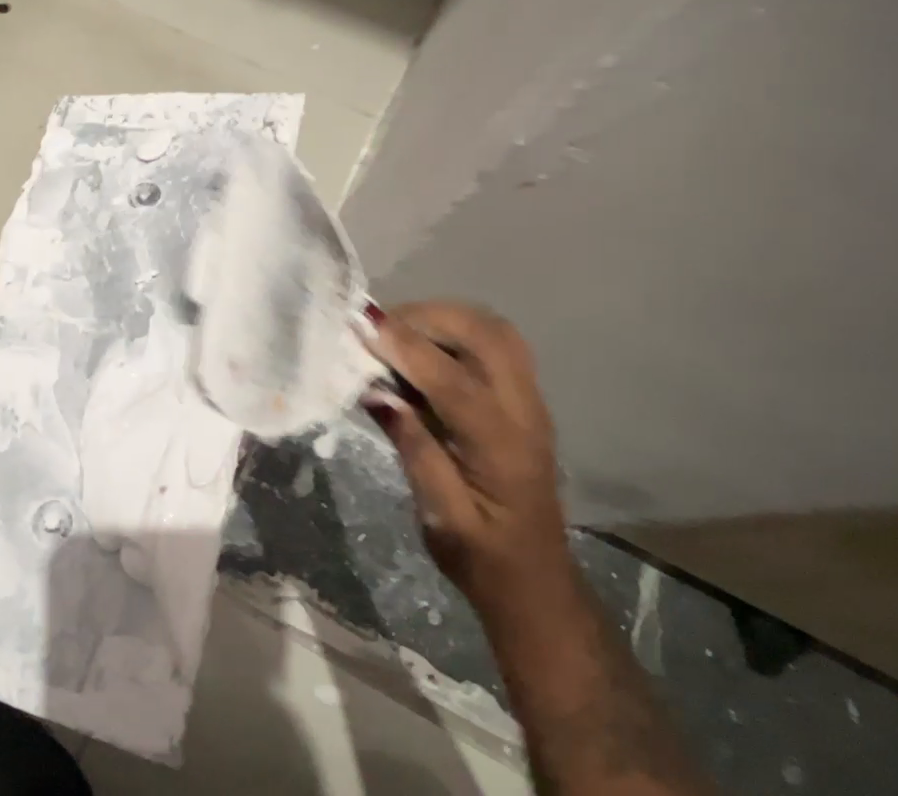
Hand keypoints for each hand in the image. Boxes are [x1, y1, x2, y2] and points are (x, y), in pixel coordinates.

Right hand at [360, 301, 570, 617]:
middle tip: (377, 325)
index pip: (454, 381)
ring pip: (497, 333)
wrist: (534, 580)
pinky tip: (420, 349)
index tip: (363, 324)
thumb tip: (377, 393)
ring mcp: (530, 404)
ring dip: (445, 319)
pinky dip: (455, 333)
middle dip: (430, 317)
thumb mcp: (440, 517)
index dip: (407, 347)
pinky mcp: (523, 403)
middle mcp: (525, 414)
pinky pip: (495, 348)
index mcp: (502, 449)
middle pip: (488, 336)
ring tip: (395, 331)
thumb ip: (414, 450)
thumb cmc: (481, 557)